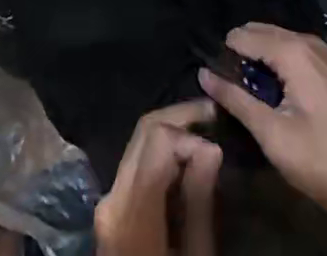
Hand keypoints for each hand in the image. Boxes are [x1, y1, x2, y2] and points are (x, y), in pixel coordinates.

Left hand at [95, 99, 222, 255]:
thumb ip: (199, 200)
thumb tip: (210, 147)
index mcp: (131, 209)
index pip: (158, 136)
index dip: (190, 133)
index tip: (218, 150)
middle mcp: (112, 195)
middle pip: (145, 130)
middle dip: (182, 117)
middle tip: (216, 118)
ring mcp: (107, 201)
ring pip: (139, 142)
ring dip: (173, 131)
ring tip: (207, 135)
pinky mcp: (111, 209)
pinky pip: (136, 163)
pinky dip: (162, 151)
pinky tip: (187, 161)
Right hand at [201, 24, 326, 255]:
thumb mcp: (274, 135)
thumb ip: (237, 100)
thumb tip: (204, 73)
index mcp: (294, 50)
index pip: (244, 35)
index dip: (222, 56)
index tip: (206, 82)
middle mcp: (309, 42)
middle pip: (261, 34)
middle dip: (238, 56)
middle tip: (222, 92)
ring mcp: (324, 56)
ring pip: (277, 46)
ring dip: (257, 65)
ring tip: (240, 98)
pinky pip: (292, 57)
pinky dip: (275, 70)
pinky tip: (268, 99)